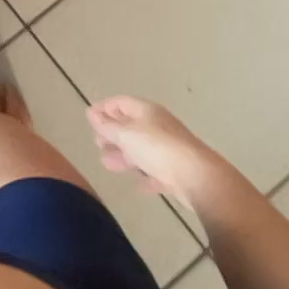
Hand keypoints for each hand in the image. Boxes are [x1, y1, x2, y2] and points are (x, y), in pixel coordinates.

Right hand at [86, 96, 239, 210]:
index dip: (103, 108)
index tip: (89, 118)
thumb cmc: (158, 149)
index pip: (120, 103)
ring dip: (124, 156)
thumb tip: (91, 113)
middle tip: (97, 143)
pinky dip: (145, 175)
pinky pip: (156, 171)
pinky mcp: (177, 171)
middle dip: (112, 134)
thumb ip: (107, 126)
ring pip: (142, 149)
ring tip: (107, 164)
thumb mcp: (125, 135)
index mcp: (146, 112)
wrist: (199, 178)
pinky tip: (138, 185)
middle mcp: (158, 126)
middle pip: (131, 126)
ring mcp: (169, 149)